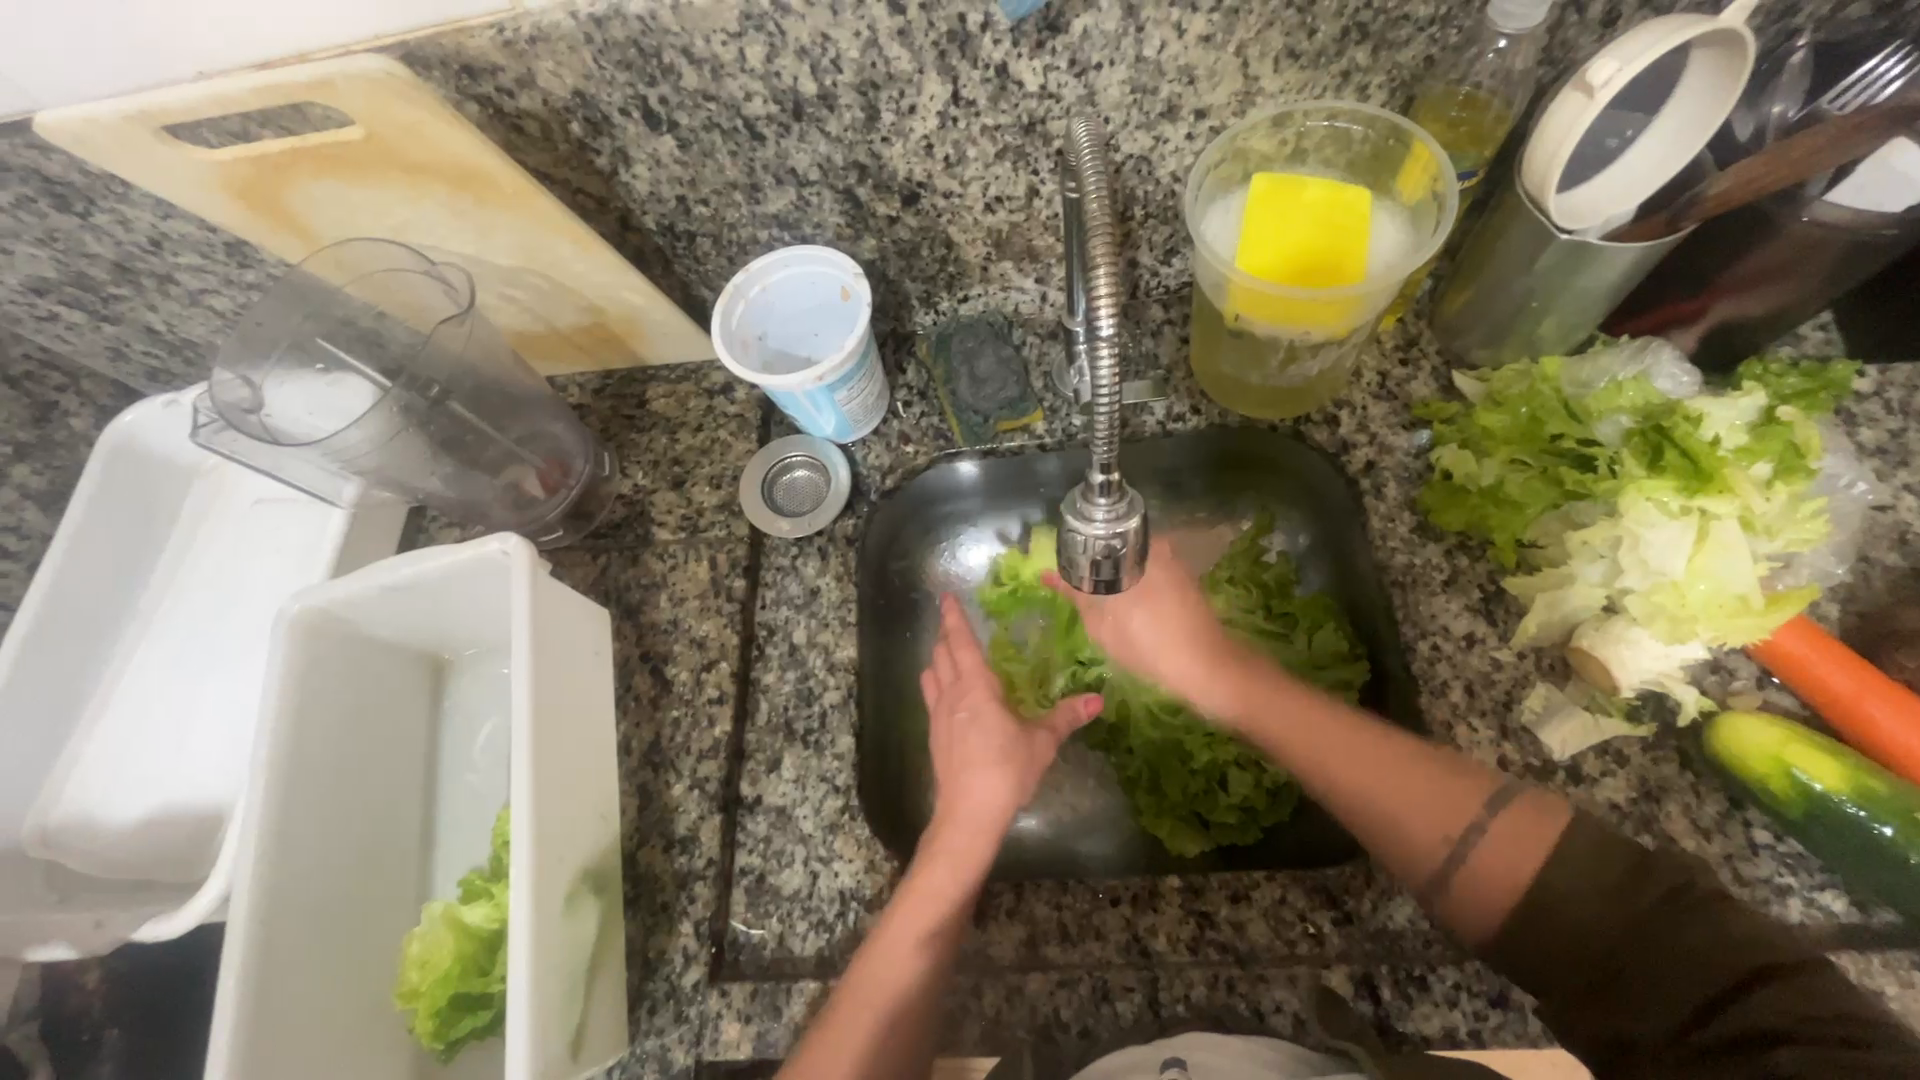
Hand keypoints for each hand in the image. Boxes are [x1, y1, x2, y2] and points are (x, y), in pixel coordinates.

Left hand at [920, 594, 1100, 838]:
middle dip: (945, 634)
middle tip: (952, 620)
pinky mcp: (934, 736)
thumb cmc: (1005, 771)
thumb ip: (1066, 717)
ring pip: (931, 674)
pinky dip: (936, 684)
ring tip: (947, 652)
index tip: (946, 598)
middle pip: (941, 654)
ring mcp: (938, 716)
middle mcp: (951, 695)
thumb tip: (1097, 700)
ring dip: (937, 658)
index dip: (953, 618)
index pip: (961, 643)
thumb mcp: (1041, 743)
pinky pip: (931, 698)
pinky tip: (948, 694)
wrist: (967, 813)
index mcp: (976, 688)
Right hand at [1043, 541, 1246, 714]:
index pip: (1094, 539)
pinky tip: (1127, 609)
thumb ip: (1075, 593)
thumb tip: (1048, 574)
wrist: (1204, 666)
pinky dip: (1136, 587)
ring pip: (1133, 563)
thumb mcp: (1100, 623)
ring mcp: (1175, 562)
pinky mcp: (1186, 580)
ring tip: (1099, 601)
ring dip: (1117, 578)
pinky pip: (1151, 575)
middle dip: (1096, 566)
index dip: (1075, 555)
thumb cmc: (1146, 643)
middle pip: (1115, 549)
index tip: (1063, 572)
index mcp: (1134, 547)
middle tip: (1079, 590)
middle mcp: (1157, 545)